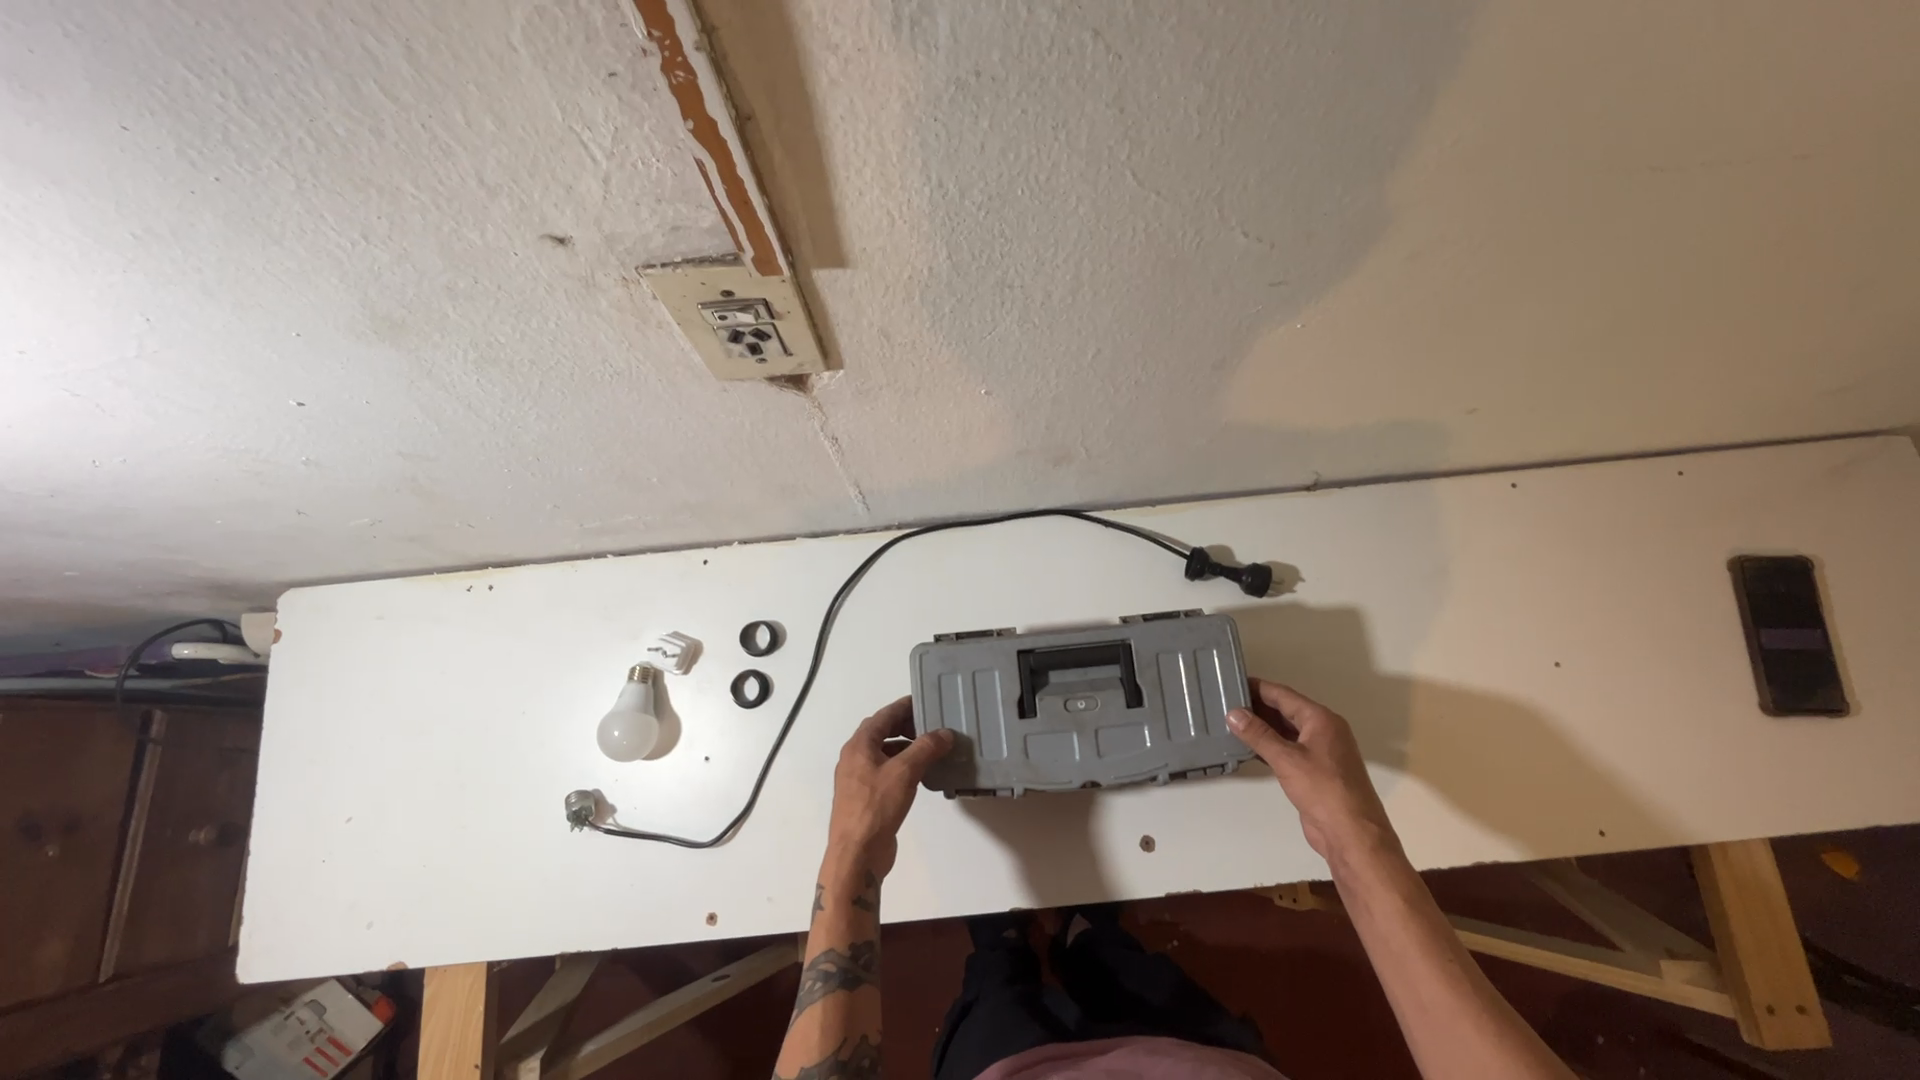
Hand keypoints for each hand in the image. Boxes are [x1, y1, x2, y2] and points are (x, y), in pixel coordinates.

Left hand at [827, 697, 954, 876]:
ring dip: (906, 749)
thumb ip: (925, 748)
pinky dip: (902, 767)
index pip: (884, 716)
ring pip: (884, 754)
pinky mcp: (865, 798)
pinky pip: (886, 773)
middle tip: (932, 727)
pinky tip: (920, 776)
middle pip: (882, 733)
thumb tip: (944, 733)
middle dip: (906, 727)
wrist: (857, 853)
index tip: (926, 702)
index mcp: (859, 745)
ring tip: (931, 750)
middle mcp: (855, 758)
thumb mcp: (905, 772)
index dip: (905, 707)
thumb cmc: (877, 806)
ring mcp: (858, 779)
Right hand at [1228, 679, 1398, 863]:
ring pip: (1286, 731)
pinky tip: (1248, 747)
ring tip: (1231, 721)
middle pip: (1286, 711)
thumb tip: (1234, 714)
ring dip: (1262, 727)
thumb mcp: (1287, 758)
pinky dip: (1269, 746)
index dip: (1258, 688)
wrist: (1351, 832)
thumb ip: (1259, 735)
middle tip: (1226, 701)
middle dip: (1258, 707)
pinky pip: (1288, 749)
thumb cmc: (1323, 789)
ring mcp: (1320, 752)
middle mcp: (1323, 731)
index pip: (1284, 695)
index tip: (1233, 681)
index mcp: (1321, 720)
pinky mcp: (1315, 771)